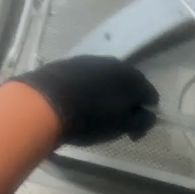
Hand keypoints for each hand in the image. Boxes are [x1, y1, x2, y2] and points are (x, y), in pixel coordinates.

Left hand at [10, 56, 157, 145]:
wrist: (45, 101)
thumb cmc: (90, 118)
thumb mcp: (121, 125)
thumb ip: (141, 121)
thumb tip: (149, 115)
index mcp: (131, 76)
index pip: (149, 94)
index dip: (145, 114)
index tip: (134, 132)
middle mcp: (114, 62)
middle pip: (127, 85)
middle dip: (126, 104)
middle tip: (116, 124)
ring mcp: (89, 61)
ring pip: (106, 80)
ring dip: (106, 95)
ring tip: (95, 114)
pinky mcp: (68, 64)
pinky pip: (86, 79)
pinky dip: (88, 90)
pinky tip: (79, 103)